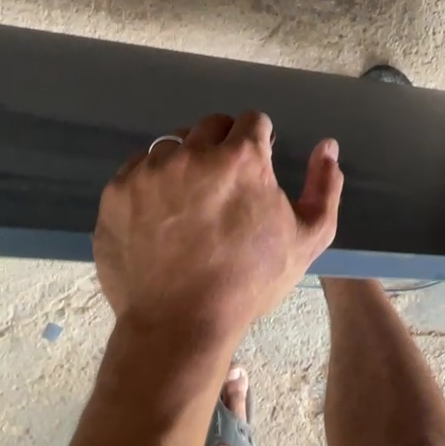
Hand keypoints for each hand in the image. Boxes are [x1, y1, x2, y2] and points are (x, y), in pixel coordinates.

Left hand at [92, 112, 341, 342]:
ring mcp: (150, 171)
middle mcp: (193, 153)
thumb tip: (327, 146)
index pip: (252, 120)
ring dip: (187, 160)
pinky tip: (163, 214)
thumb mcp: (308, 238)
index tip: (257, 167)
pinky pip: (139, 167)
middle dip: (224, 144)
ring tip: (192, 200)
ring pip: (174, 144)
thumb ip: (325, 186)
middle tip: (227, 184)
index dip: (260, 141)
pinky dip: (154, 181)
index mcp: (242, 158)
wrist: (179, 325)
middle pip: (212, 125)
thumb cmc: (250, 281)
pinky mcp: (117, 192)